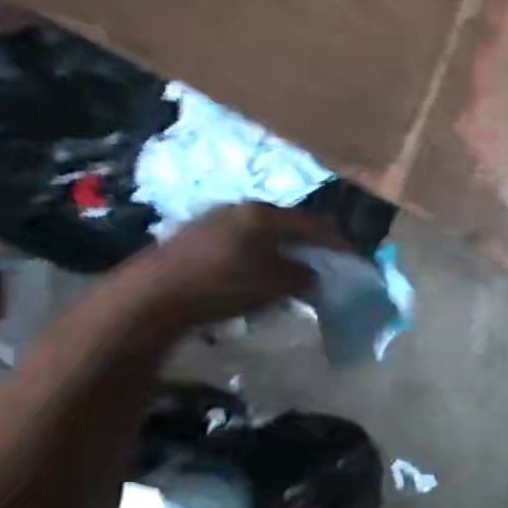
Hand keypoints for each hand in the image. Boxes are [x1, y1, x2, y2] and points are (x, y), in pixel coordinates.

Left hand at [113, 202, 348, 327]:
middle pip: (288, 226)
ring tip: (297, 274)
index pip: (315, 224)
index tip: (355, 259)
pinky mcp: (194, 241)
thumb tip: (312, 273)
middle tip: (328, 265)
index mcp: (264, 213)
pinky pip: (242, 245)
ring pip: (263, 236)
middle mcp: (239, 209)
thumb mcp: (278, 283)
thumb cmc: (225, 284)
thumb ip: (304, 275)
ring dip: (284, 253)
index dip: (339, 242)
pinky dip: (260, 259)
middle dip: (311, 246)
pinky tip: (262, 277)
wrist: (152, 298)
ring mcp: (212, 222)